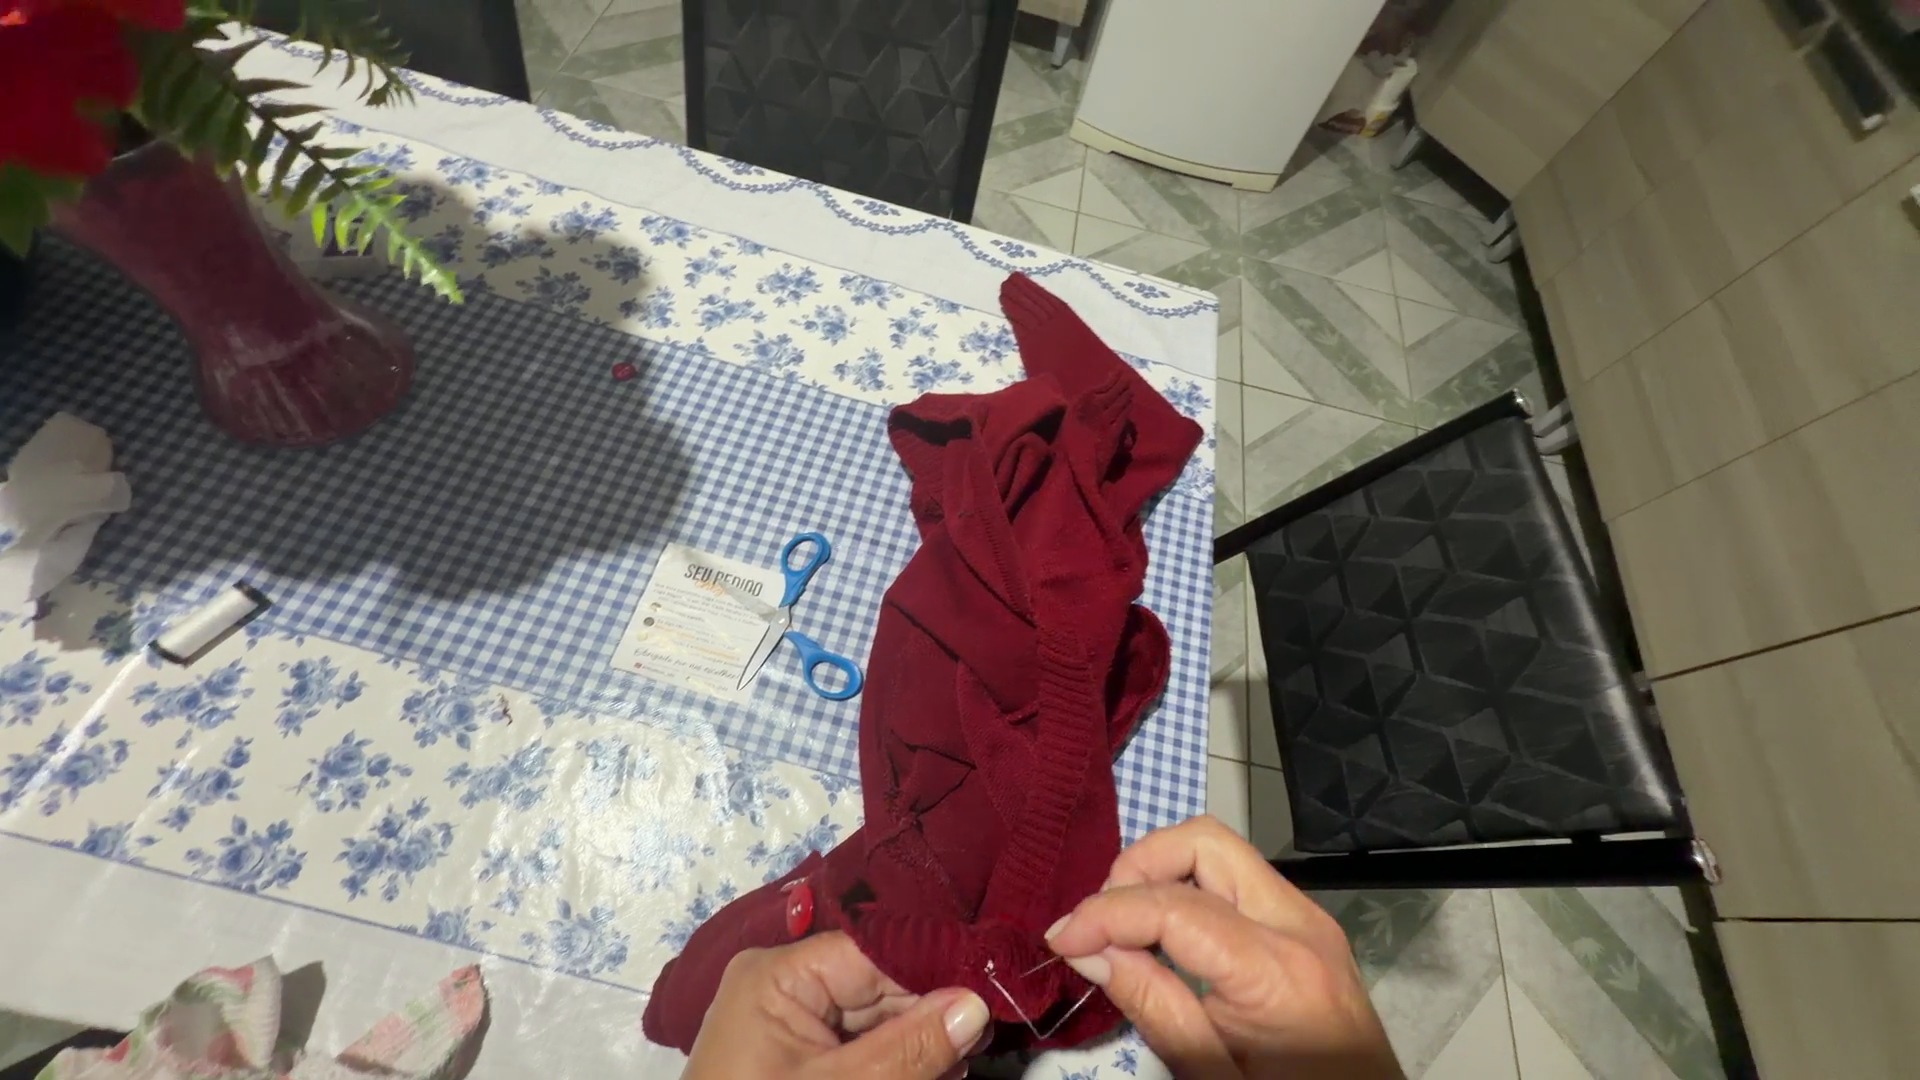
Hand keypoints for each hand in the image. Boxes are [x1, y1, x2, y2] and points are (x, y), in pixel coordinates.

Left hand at [682, 931, 992, 1079]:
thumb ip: (909, 1048)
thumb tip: (976, 1003)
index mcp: (778, 974)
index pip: (873, 952)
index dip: (931, 967)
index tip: (987, 983)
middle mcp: (781, 983)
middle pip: (875, 983)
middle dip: (928, 1011)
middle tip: (983, 1033)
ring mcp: (787, 1019)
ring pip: (871, 1015)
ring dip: (916, 1039)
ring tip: (965, 1058)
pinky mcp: (795, 1053)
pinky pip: (855, 1043)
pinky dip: (892, 1059)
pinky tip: (934, 1070)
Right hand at [1044, 816, 1403, 1079]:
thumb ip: (1151, 1004)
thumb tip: (1086, 946)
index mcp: (1279, 971)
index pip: (1174, 906)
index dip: (1106, 913)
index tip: (1061, 938)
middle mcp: (1298, 922)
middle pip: (1203, 841)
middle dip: (1140, 864)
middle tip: (1104, 919)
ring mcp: (1307, 918)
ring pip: (1218, 846)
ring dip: (1162, 868)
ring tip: (1128, 920)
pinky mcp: (1306, 925)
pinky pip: (1234, 875)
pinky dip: (1187, 883)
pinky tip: (1164, 927)